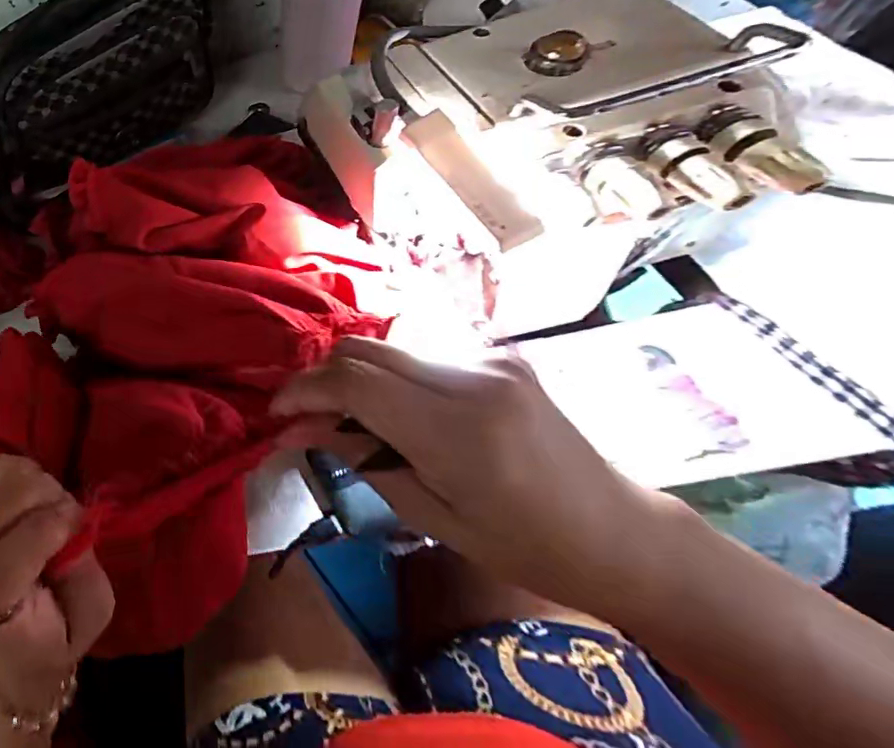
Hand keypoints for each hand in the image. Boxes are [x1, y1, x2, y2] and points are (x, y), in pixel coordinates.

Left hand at [0, 455, 113, 714]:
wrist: (8, 648)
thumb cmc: (52, 636)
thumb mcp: (88, 620)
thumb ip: (85, 576)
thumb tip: (76, 526)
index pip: (3, 564)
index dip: (45, 531)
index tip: (79, 522)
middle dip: (42, 498)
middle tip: (70, 511)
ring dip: (33, 481)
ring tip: (54, 500)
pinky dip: (19, 468)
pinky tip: (36, 487)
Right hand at [274, 337, 688, 617]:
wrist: (616, 530)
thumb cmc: (523, 546)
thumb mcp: (431, 514)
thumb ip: (360, 458)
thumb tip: (294, 428)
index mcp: (458, 429)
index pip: (354, 380)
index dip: (304, 389)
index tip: (276, 413)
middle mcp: (472, 375)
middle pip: (365, 349)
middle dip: (323, 377)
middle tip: (306, 415)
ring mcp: (489, 356)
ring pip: (388, 347)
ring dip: (356, 376)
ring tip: (353, 420)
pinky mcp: (498, 351)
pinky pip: (421, 354)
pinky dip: (392, 377)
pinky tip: (398, 412)